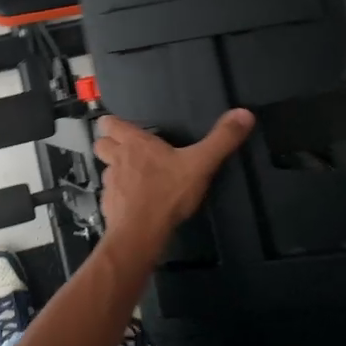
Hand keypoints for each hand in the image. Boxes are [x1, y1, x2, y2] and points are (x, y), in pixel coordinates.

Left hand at [92, 110, 253, 254]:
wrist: (141, 233)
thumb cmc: (168, 192)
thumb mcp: (200, 164)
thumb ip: (221, 140)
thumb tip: (244, 113)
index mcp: (134, 143)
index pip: (109, 123)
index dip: (112, 124)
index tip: (121, 127)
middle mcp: (117, 158)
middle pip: (101, 144)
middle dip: (110, 146)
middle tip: (126, 151)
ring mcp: (110, 183)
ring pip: (106, 170)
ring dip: (115, 172)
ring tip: (133, 180)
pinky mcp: (109, 206)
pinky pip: (111, 196)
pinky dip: (119, 198)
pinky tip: (134, 205)